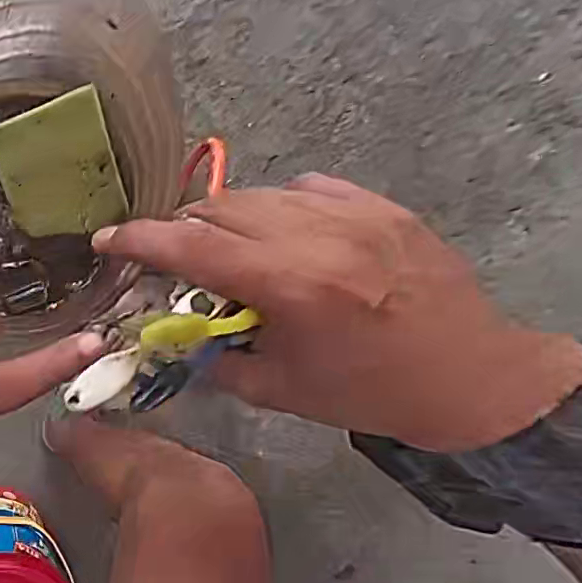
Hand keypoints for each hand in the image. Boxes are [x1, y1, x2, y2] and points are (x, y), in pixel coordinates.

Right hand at [92, 173, 581, 451]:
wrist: (473, 377)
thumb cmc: (370, 393)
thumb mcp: (280, 391)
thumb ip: (217, 359)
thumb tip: (178, 336)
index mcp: (293, 285)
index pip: (194, 244)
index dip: (141, 238)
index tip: (108, 240)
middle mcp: (320, 235)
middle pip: (220, 208)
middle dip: (181, 229)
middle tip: (170, 260)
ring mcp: (355, 212)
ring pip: (260, 194)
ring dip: (226, 220)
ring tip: (224, 252)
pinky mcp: (380, 206)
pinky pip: (305, 189)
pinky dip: (275, 210)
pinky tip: (280, 238)